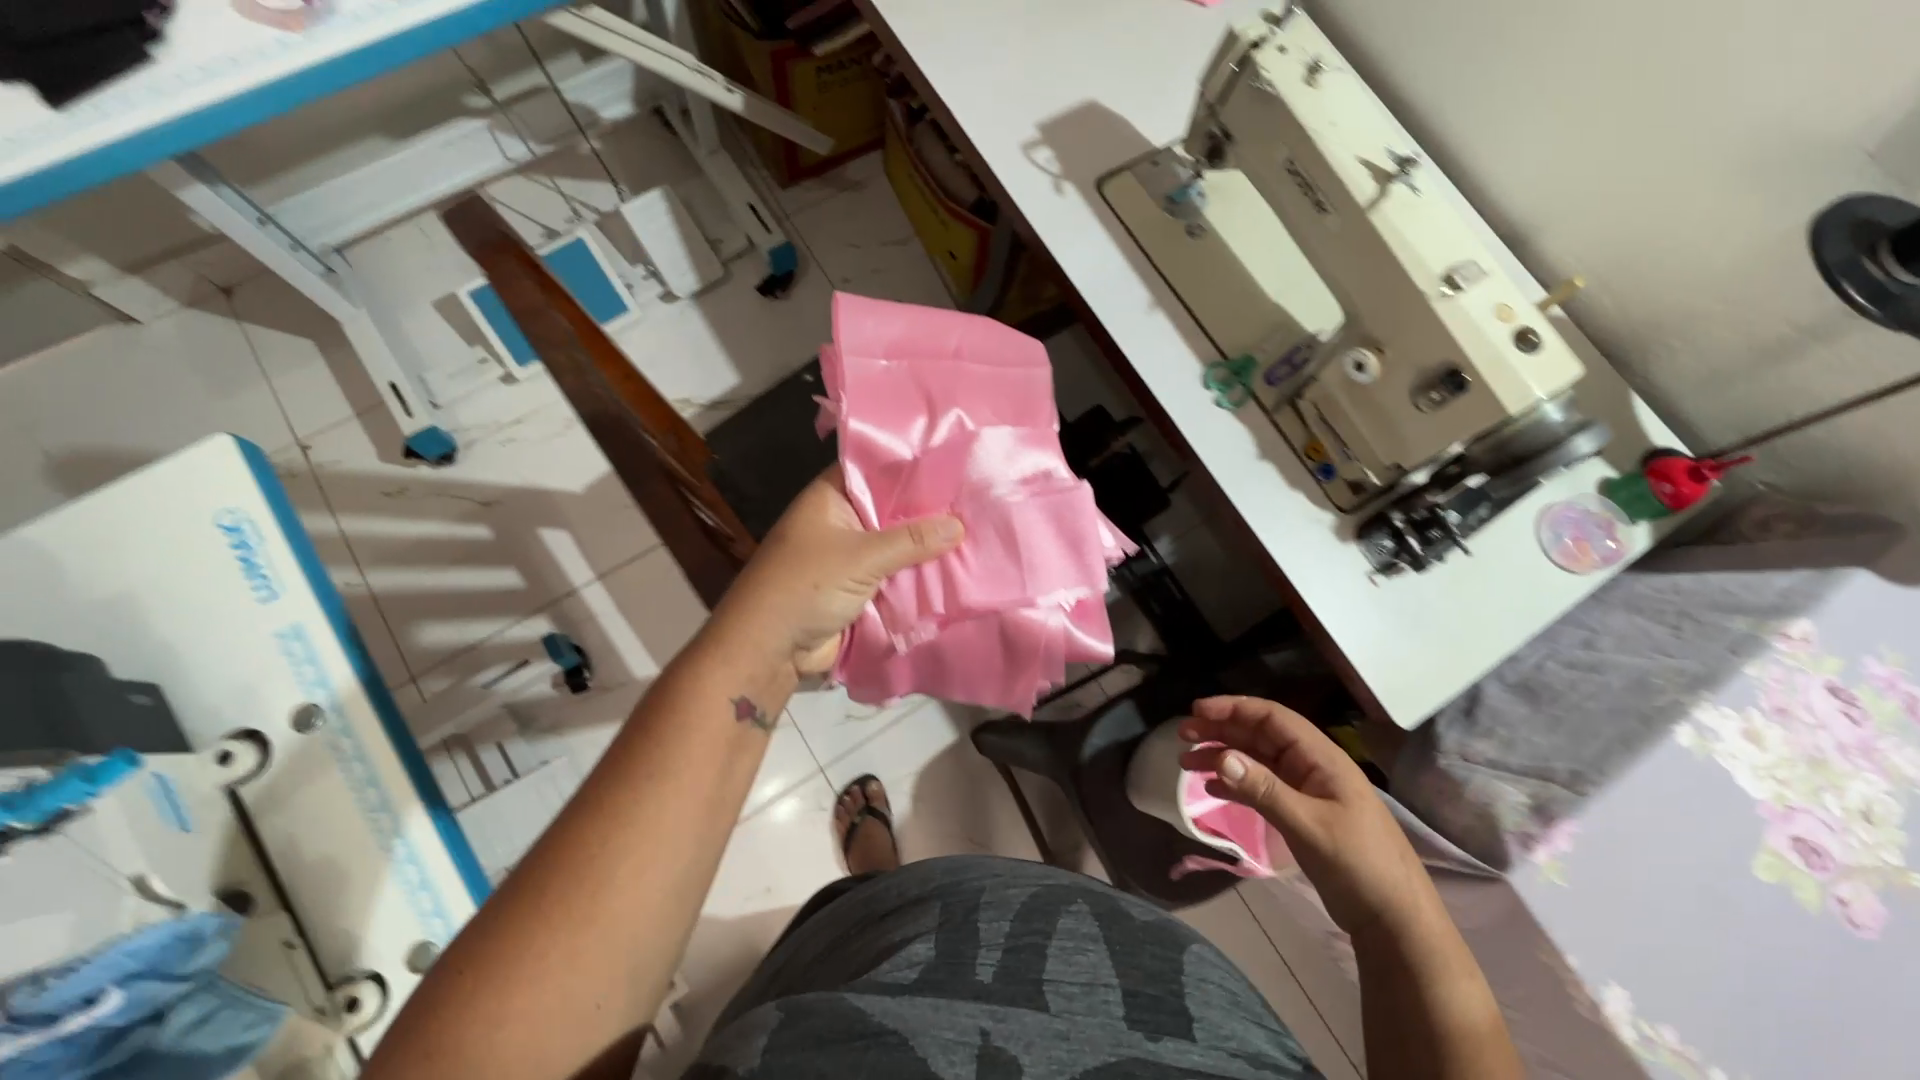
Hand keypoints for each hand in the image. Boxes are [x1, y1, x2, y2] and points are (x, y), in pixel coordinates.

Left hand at [711, 467, 962, 677]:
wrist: (769, 649)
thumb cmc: (805, 587)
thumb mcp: (861, 556)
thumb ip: (911, 540)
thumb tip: (960, 525)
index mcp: (831, 497)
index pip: (876, 468)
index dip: (913, 465)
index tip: (956, 461)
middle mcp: (842, 521)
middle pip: (892, 508)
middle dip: (929, 509)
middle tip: (978, 497)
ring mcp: (851, 556)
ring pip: (898, 545)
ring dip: (928, 547)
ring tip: (980, 530)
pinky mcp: (860, 588)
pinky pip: (896, 576)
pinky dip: (919, 576)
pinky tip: (960, 568)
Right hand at [1179, 696, 1435, 938]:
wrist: (1394, 918)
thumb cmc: (1358, 864)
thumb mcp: (1309, 825)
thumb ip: (1264, 790)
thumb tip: (1221, 756)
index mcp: (1321, 758)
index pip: (1272, 718)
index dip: (1234, 709)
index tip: (1196, 712)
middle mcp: (1312, 767)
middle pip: (1260, 736)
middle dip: (1222, 731)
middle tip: (1182, 736)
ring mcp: (1307, 792)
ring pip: (1258, 761)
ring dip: (1223, 757)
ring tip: (1187, 763)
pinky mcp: (1302, 816)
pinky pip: (1261, 788)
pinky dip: (1235, 784)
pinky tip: (1211, 788)